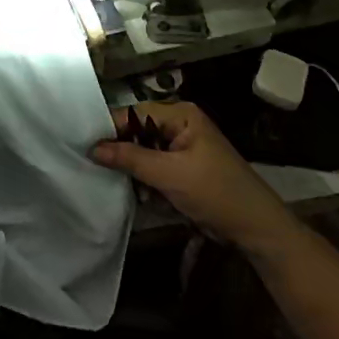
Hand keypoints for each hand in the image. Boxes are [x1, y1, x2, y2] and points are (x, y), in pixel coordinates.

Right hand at [92, 101, 300, 255]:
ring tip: (124, 187)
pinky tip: (143, 198)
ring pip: (144, 153)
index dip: (111, 127)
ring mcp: (183, 148)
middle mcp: (180, 125)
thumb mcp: (168, 174)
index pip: (136, 112)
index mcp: (181, 114)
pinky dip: (147, 182)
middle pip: (138, 131)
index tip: (84, 143)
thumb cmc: (214, 191)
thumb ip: (129, 157)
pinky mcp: (184, 170)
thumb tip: (93, 147)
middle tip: (97, 168)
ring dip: (135, 172)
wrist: (254, 226)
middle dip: (122, 152)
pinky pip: (155, 169)